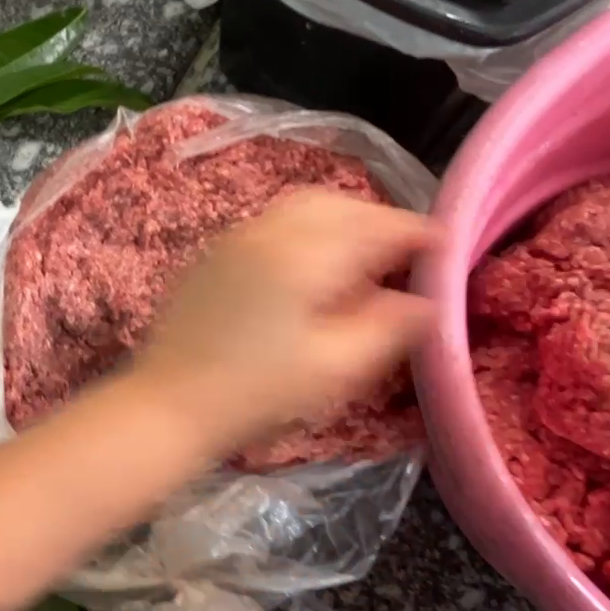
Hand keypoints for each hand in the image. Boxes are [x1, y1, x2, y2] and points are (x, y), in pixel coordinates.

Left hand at [127, 189, 433, 453]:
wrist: (166, 407)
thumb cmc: (255, 395)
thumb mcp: (335, 369)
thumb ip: (389, 327)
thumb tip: (424, 300)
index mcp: (302, 254)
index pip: (375, 224)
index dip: (417, 234)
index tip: (443, 250)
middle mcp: (263, 234)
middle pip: (334, 203)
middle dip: (374, 219)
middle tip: (400, 253)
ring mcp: (228, 243)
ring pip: (296, 210)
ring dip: (336, 221)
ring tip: (357, 259)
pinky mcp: (206, 261)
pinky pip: (264, 227)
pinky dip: (298, 233)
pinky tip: (307, 269)